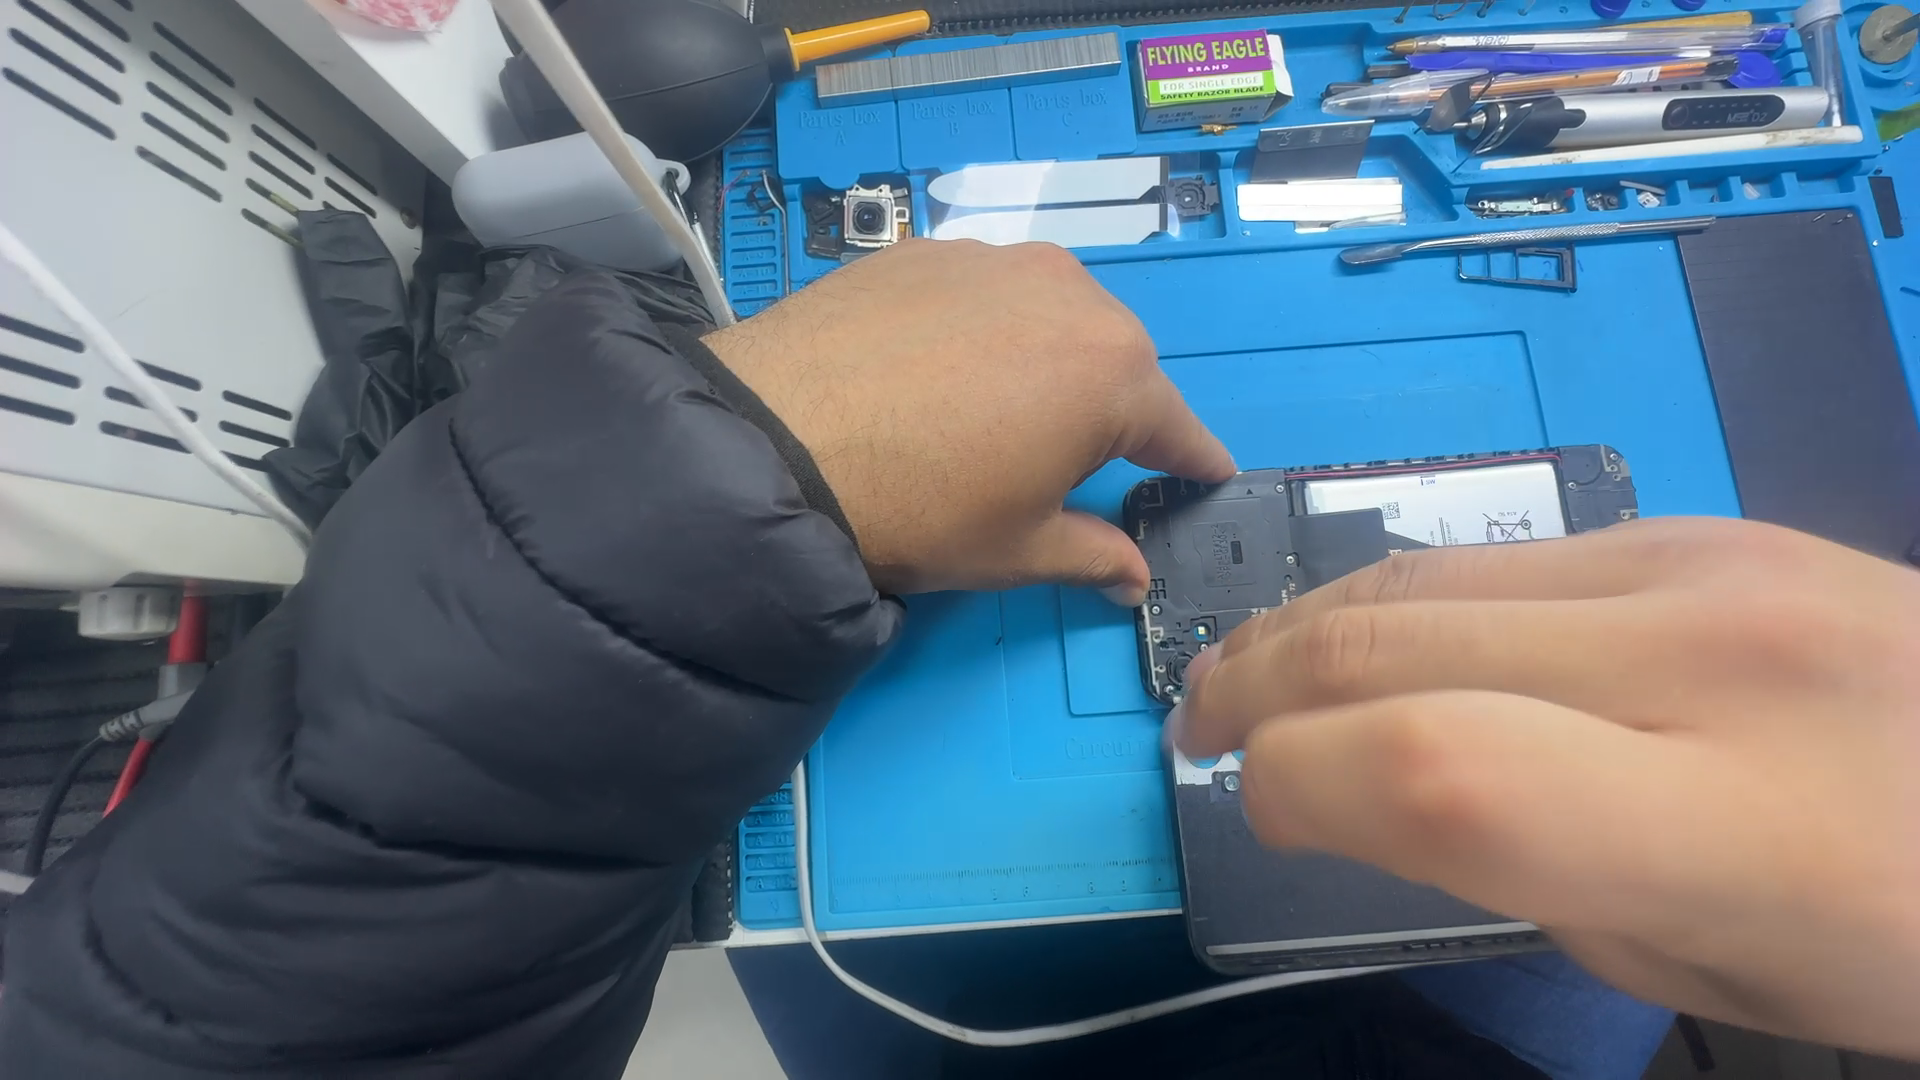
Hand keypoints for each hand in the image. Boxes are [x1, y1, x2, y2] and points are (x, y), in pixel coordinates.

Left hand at [702, 239, 1233, 599]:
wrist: (776, 445)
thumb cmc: (919, 511)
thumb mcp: (1016, 549)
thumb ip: (1092, 555)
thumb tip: (1134, 577)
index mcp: (1111, 376)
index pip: (1175, 426)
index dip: (1192, 458)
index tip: (1207, 472)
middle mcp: (1069, 297)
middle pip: (1114, 363)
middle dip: (1108, 411)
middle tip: (1071, 458)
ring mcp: (994, 260)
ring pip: (1051, 316)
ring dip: (1045, 361)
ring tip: (996, 410)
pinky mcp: (928, 250)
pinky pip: (984, 293)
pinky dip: (983, 330)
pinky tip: (939, 368)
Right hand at [1173, 517, 1919, 1057]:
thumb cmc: (1916, 935)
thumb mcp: (1700, 965)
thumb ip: (1502, 865)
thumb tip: (1350, 786)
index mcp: (1746, 827)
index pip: (1439, 775)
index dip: (1298, 785)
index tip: (1261, 812)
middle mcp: (1706, 657)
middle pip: (1384, 650)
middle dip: (1252, 689)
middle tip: (1197, 725)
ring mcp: (1691, 561)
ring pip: (1400, 581)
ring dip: (1285, 631)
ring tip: (1236, 670)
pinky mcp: (1677, 522)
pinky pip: (1463, 558)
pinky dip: (1367, 603)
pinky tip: (1340, 635)